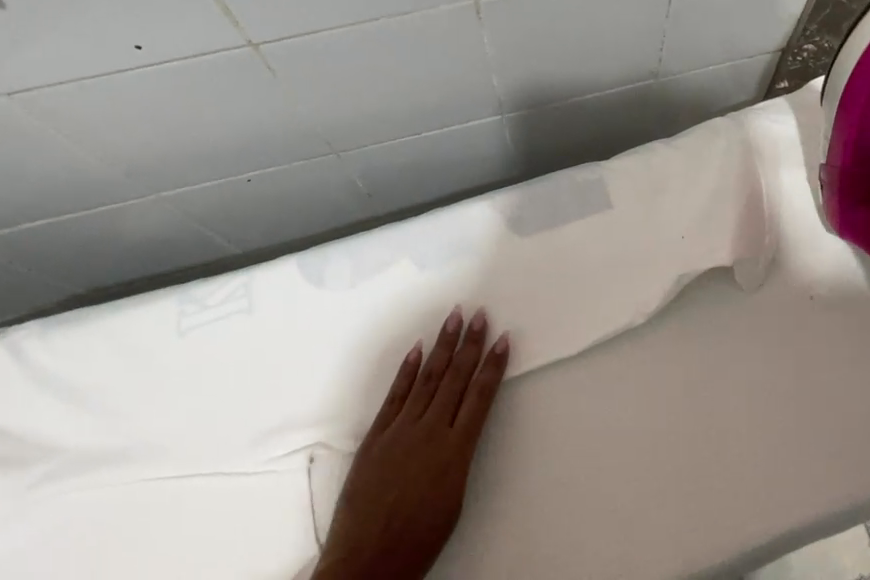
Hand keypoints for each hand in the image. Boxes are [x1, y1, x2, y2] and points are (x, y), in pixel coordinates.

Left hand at [313, 307, 510, 579]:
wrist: (367, 562)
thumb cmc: (418, 541)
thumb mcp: (454, 500)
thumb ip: (457, 457)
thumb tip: (458, 429)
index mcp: (455, 452)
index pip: (480, 396)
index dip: (492, 365)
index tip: (503, 339)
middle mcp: (429, 433)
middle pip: (455, 378)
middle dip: (470, 344)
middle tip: (480, 314)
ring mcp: (400, 431)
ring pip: (427, 378)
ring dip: (442, 346)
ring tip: (454, 318)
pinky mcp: (375, 437)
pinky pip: (395, 396)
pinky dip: (407, 371)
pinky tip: (417, 350)